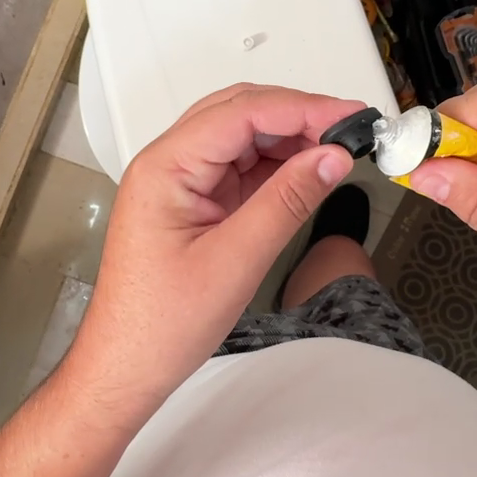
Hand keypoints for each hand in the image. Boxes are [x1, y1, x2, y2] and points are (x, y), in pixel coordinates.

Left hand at [60, 84, 361, 418]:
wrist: (127, 368)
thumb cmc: (162, 325)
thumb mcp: (236, 261)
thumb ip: (288, 201)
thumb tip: (333, 156)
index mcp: (166, 166)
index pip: (241, 113)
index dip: (300, 107)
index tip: (349, 113)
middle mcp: (170, 162)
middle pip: (241, 112)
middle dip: (298, 114)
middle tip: (350, 128)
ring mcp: (183, 179)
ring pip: (243, 135)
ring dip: (291, 136)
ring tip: (338, 148)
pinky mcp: (197, 198)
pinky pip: (242, 165)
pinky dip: (279, 163)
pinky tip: (309, 168)